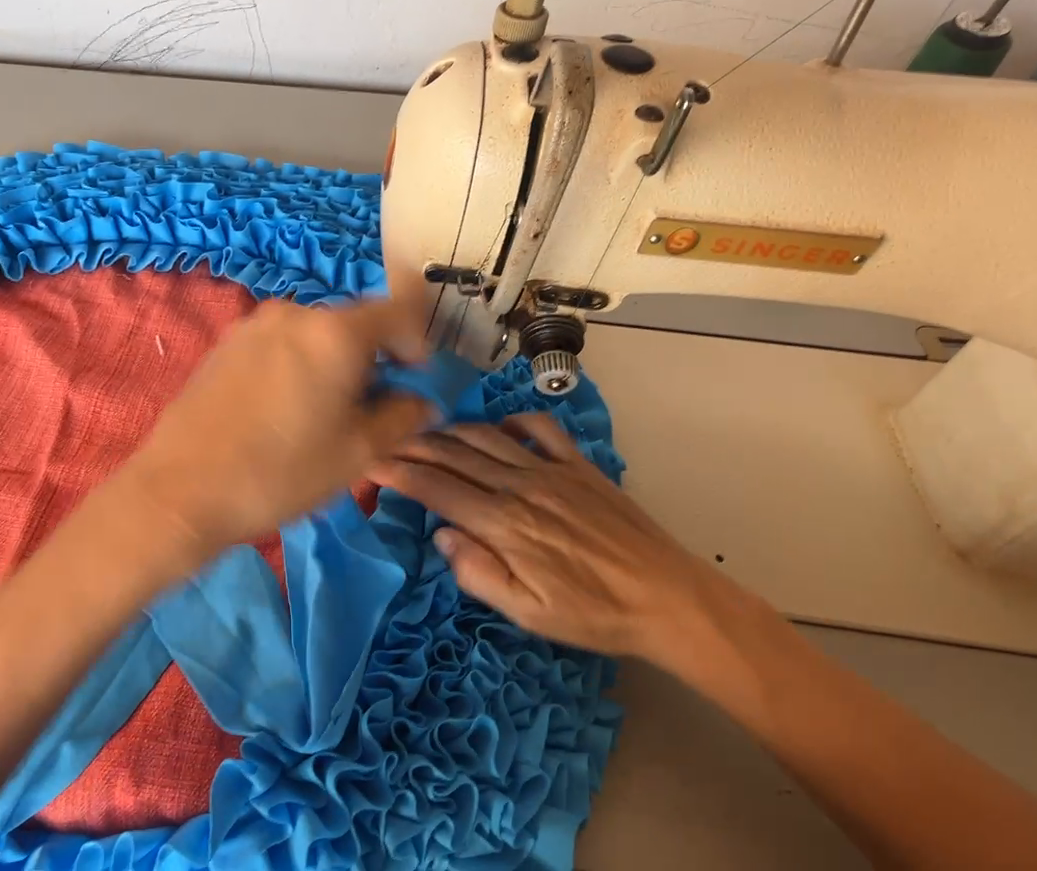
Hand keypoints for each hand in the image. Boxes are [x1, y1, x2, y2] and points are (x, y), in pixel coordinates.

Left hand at [100, 297, 434, 570]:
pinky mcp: (223, 347)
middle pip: (351, 326)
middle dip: (371, 360)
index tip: (414, 383)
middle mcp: (293, 313)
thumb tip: (421, 402)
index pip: (397, 315)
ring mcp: (251, 327)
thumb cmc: (281, 472)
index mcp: (335, 331)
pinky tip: (280, 414)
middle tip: (369, 411)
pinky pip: (277, 347)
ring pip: (312, 338)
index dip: (416, 346)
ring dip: (330, 365)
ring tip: (321, 417)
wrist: (181, 491)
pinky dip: (294, 368)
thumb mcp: (358, 453)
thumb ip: (403, 418)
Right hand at [367, 413, 746, 668]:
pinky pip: (539, 428)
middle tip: (386, 443)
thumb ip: (478, 573)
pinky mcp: (580, 465)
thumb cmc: (592, 615)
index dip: (397, 473)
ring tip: (427, 434)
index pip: (435, 488)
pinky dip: (511, 421)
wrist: (667, 599)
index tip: (370, 463)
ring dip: (450, 431)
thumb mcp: (527, 613)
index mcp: (503, 525)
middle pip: (453, 455)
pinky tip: (498, 429)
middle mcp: (520, 487)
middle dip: (413, 446)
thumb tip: (442, 535)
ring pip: (487, 436)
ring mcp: (551, 470)